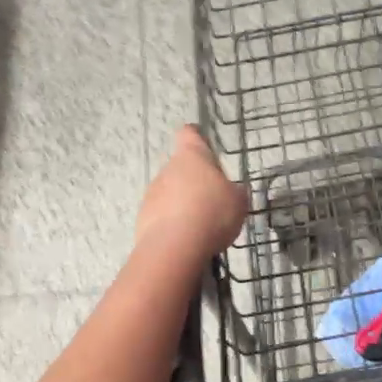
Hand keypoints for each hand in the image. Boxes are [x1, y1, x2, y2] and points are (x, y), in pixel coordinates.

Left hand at [139, 126, 247, 260]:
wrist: (175, 247)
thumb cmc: (212, 213)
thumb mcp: (238, 201)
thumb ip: (235, 192)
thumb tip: (231, 191)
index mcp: (191, 157)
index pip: (189, 134)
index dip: (196, 137)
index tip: (202, 143)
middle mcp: (167, 169)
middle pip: (180, 169)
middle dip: (194, 182)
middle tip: (213, 201)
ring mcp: (152, 194)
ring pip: (170, 193)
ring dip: (183, 204)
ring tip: (200, 226)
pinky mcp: (143, 218)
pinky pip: (162, 216)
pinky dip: (173, 225)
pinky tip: (186, 241)